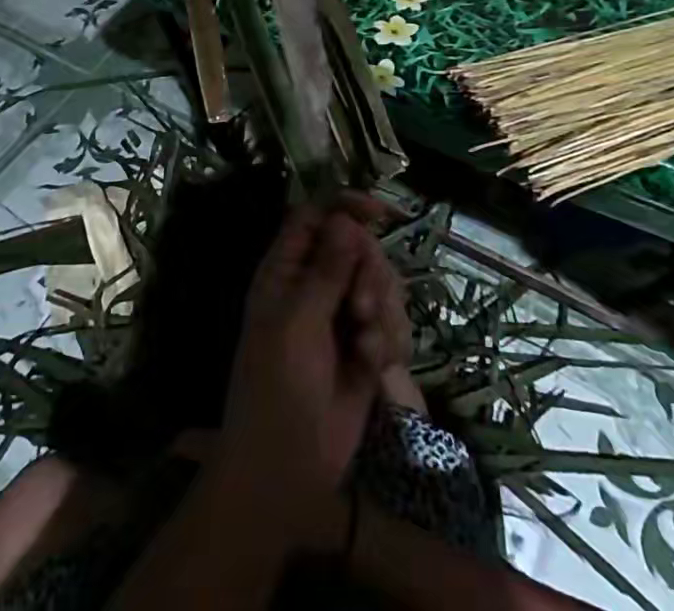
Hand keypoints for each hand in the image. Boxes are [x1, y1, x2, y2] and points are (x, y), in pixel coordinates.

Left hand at [219, 194, 390, 518]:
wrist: (289, 465)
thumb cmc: (278, 387)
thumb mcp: (298, 322)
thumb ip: (326, 269)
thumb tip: (346, 218)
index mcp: (287, 272)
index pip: (316, 217)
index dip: (346, 208)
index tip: (381, 215)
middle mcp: (317, 287)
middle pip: (360, 249)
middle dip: (371, 276)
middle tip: (361, 310)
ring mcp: (345, 317)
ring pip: (384, 285)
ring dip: (383, 315)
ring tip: (367, 349)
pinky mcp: (369, 346)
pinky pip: (395, 324)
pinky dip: (389, 343)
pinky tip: (375, 369)